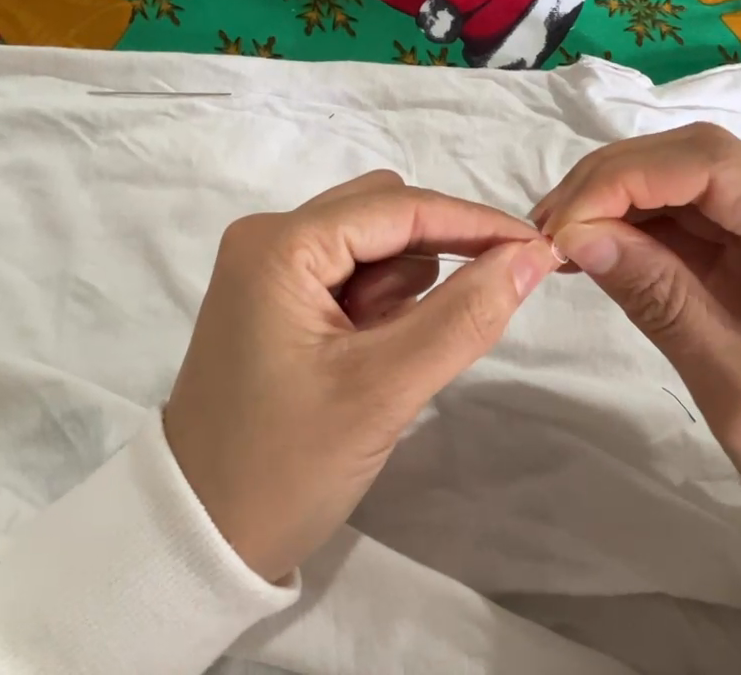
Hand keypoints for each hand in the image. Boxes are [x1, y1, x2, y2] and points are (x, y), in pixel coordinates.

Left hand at [164, 171, 560, 580]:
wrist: (201, 533)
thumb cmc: (284, 465)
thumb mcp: (383, 392)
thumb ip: (462, 317)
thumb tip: (530, 257)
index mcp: (279, 245)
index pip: (397, 207)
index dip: (473, 223)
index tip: (539, 249)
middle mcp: (268, 238)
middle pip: (382, 214)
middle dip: (430, 259)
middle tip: (447, 325)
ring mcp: (268, 270)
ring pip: (371, 246)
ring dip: (402, 291)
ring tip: (383, 362)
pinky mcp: (275, 301)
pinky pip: (350, 278)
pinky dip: (380, 309)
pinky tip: (369, 360)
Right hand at [535, 125, 740, 536]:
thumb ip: (662, 304)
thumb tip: (578, 236)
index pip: (716, 167)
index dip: (627, 177)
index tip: (560, 223)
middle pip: (699, 161)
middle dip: (614, 180)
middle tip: (547, 228)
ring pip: (688, 184)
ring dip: (617, 199)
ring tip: (560, 239)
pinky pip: (691, 222)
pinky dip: (635, 227)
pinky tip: (596, 248)